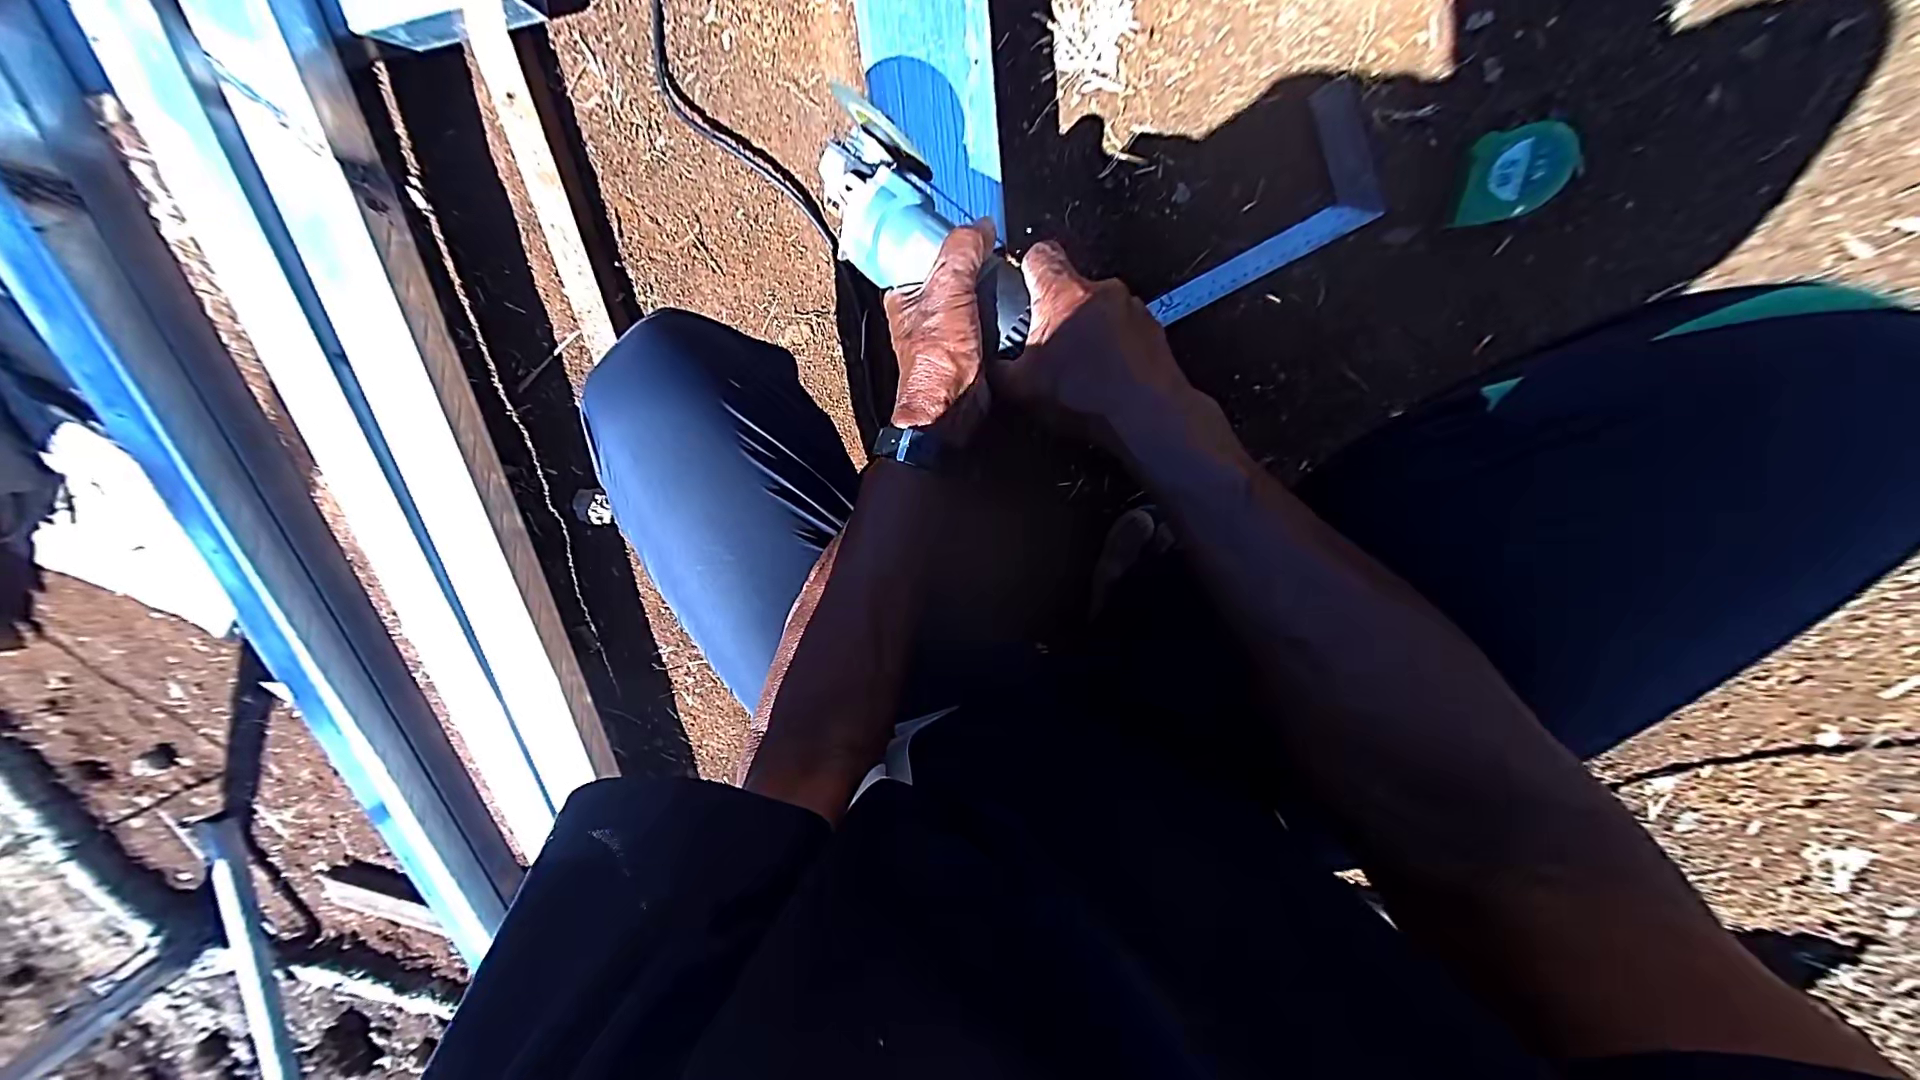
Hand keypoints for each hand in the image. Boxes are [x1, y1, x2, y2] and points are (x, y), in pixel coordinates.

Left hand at [882, 219, 995, 446]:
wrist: (955, 409)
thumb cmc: (936, 361)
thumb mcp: (948, 290)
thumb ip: (962, 252)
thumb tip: (980, 227)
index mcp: (905, 295)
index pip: (925, 253)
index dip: (949, 239)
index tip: (974, 231)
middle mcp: (923, 313)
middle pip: (955, 274)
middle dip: (977, 265)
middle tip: (997, 256)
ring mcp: (948, 332)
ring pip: (974, 297)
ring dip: (992, 290)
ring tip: (1009, 280)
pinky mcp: (970, 349)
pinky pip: (988, 320)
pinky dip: (1001, 313)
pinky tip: (1013, 308)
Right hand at [991, 241, 1205, 455]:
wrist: (1144, 414)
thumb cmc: (1086, 396)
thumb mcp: (1022, 388)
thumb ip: (997, 367)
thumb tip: (984, 361)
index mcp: (1062, 293)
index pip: (1039, 253)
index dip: (1026, 268)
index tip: (1023, 287)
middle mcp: (1099, 288)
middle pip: (1068, 285)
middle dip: (1056, 311)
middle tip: (1048, 346)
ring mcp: (1130, 305)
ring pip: (1096, 308)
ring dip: (1086, 328)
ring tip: (1080, 366)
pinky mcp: (1150, 325)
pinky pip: (1121, 327)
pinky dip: (1111, 344)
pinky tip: (1104, 373)